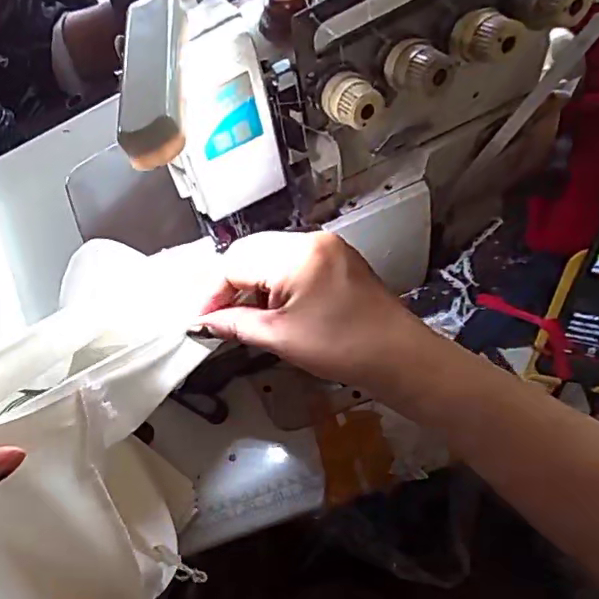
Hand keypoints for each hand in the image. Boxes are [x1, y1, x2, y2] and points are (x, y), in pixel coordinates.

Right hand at [198, 231, 433, 391]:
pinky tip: (269, 310)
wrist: (397, 357)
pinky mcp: (334, 260)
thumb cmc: (343, 347)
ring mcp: (325, 248)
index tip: (201, 321)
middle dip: (228, 286)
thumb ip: (235, 324)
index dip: (212, 294)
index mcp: (297, 255)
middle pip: (248, 254)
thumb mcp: (279, 337)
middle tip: (217, 319)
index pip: (235, 264)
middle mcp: (311, 241)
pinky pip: (289, 263)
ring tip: (244, 319)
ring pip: (267, 257)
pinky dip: (272, 284)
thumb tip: (204, 323)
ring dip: (249, 285)